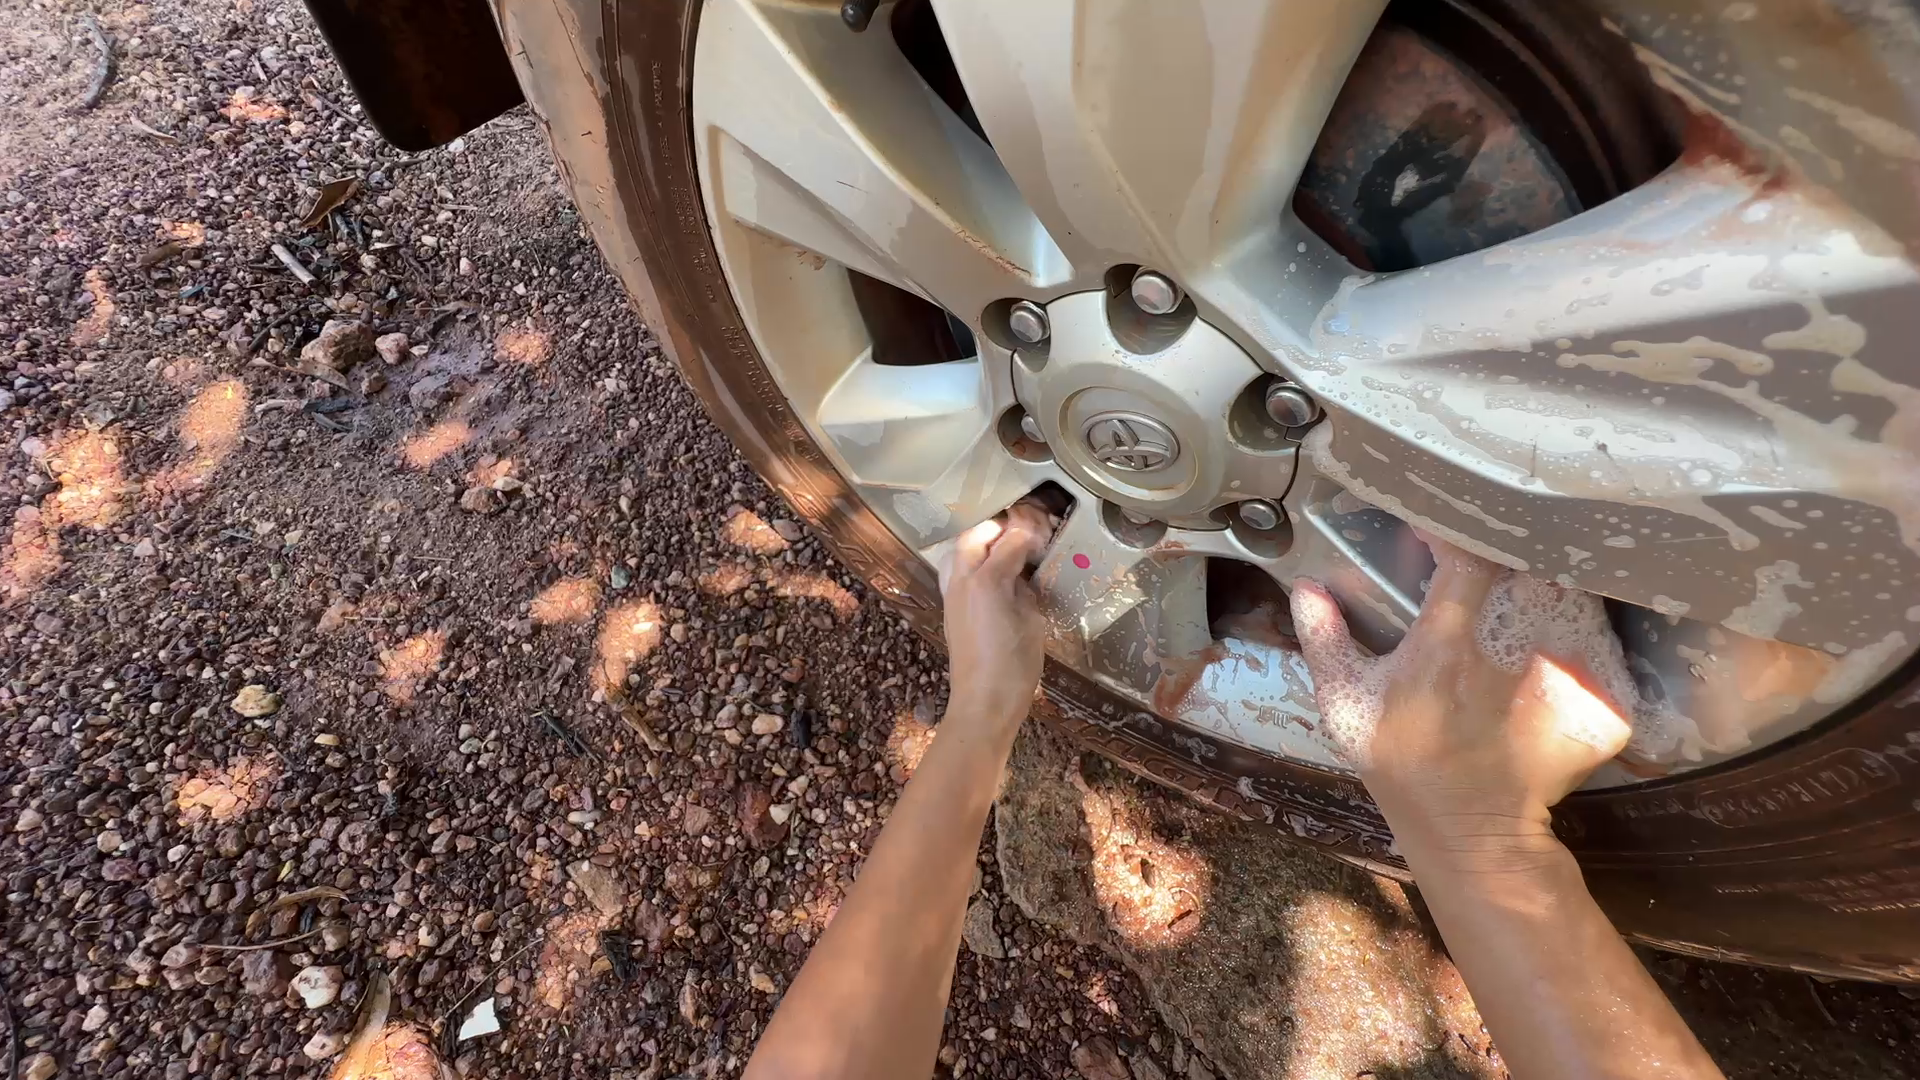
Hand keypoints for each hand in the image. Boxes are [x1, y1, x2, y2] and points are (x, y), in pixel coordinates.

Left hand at [939, 501, 1052, 726]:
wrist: (983, 703)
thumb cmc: (1015, 665)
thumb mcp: (1032, 621)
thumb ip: (1026, 588)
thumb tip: (1022, 573)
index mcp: (987, 579)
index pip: (1011, 539)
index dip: (1030, 530)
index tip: (1047, 529)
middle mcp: (963, 579)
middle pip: (976, 535)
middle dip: (999, 527)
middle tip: (1024, 533)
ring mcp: (952, 593)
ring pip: (960, 550)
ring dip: (981, 542)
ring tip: (1007, 548)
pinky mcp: (949, 608)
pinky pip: (956, 570)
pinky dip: (973, 560)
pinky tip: (995, 573)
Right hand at [1289, 536, 1632, 863]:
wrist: (1464, 823)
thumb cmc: (1395, 757)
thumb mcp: (1342, 701)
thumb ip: (1324, 639)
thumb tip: (1306, 586)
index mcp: (1444, 648)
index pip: (1466, 566)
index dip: (1454, 535)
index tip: (1434, 525)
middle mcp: (1505, 655)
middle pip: (1526, 576)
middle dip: (1506, 551)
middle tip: (1484, 542)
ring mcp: (1553, 681)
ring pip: (1565, 606)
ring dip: (1542, 583)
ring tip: (1522, 573)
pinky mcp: (1590, 707)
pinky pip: (1594, 651)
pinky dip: (1575, 632)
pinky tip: (1556, 630)